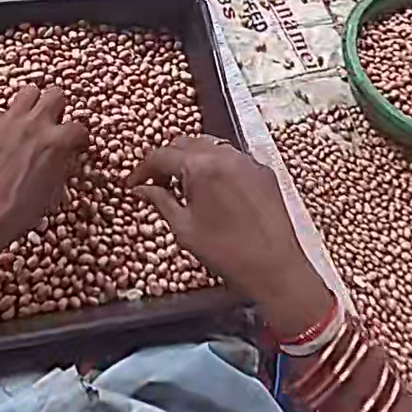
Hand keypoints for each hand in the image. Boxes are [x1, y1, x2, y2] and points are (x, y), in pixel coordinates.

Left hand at [0, 85, 89, 270]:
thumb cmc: (16, 211)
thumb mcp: (51, 192)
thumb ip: (61, 165)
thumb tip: (64, 156)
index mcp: (54, 142)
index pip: (78, 127)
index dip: (79, 137)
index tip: (76, 143)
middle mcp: (33, 124)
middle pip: (56, 94)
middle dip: (58, 108)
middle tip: (55, 124)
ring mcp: (7, 122)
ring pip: (28, 92)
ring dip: (34, 104)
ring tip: (32, 121)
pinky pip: (3, 113)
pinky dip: (8, 122)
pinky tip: (5, 139)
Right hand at [128, 136, 332, 335]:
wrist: (276, 268)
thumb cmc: (225, 252)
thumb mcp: (184, 228)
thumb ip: (160, 201)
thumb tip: (140, 189)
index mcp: (200, 167)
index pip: (161, 156)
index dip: (143, 169)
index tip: (134, 184)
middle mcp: (224, 155)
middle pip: (184, 143)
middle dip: (166, 160)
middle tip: (157, 182)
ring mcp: (246, 160)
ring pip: (209, 145)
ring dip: (191, 158)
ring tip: (183, 184)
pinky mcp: (262, 171)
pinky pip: (231, 157)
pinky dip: (215, 165)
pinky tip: (212, 188)